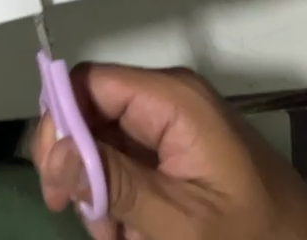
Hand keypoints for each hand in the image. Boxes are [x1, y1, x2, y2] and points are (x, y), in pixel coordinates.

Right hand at [35, 65, 306, 239]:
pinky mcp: (172, 143)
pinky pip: (124, 154)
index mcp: (172, 99)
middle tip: (82, 217)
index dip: (61, 121)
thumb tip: (56, 150)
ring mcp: (169, 119)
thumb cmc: (252, 237)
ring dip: (96, 187)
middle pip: (91, 110)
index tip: (54, 178)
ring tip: (114, 234)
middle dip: (79, 165)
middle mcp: (166, 96)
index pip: (89, 83)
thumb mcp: (180, 223)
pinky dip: (115, 192)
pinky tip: (127, 228)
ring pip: (101, 137)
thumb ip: (116, 183)